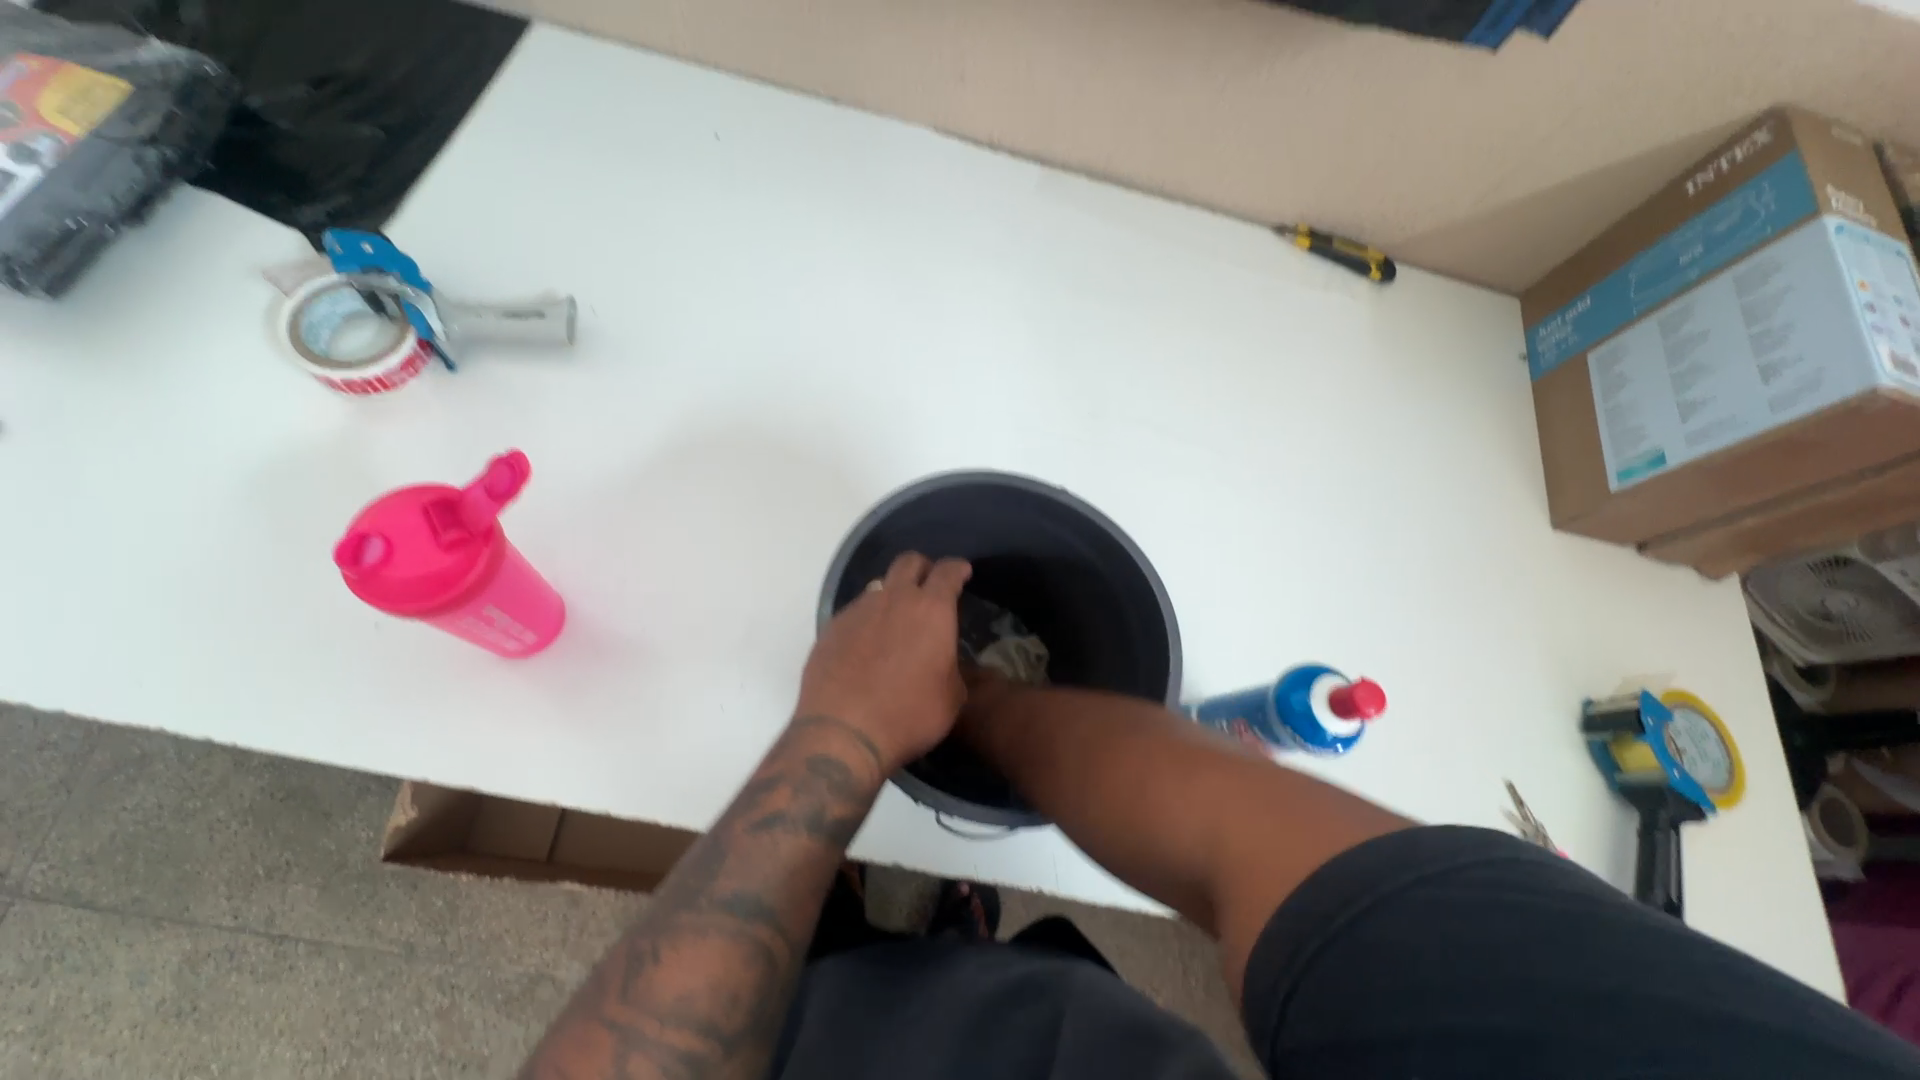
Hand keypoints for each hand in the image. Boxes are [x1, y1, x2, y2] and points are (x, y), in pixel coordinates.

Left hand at [797, 552, 972, 771]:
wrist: (843, 733)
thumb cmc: (909, 715)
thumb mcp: (951, 697)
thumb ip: (949, 665)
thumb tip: (939, 659)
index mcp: (930, 610)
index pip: (947, 572)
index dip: (958, 569)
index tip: (962, 572)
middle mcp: (893, 600)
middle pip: (908, 563)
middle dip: (922, 568)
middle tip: (929, 584)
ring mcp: (857, 612)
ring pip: (878, 588)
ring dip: (891, 597)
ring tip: (895, 623)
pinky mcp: (830, 629)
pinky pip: (854, 614)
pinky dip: (866, 623)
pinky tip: (866, 649)